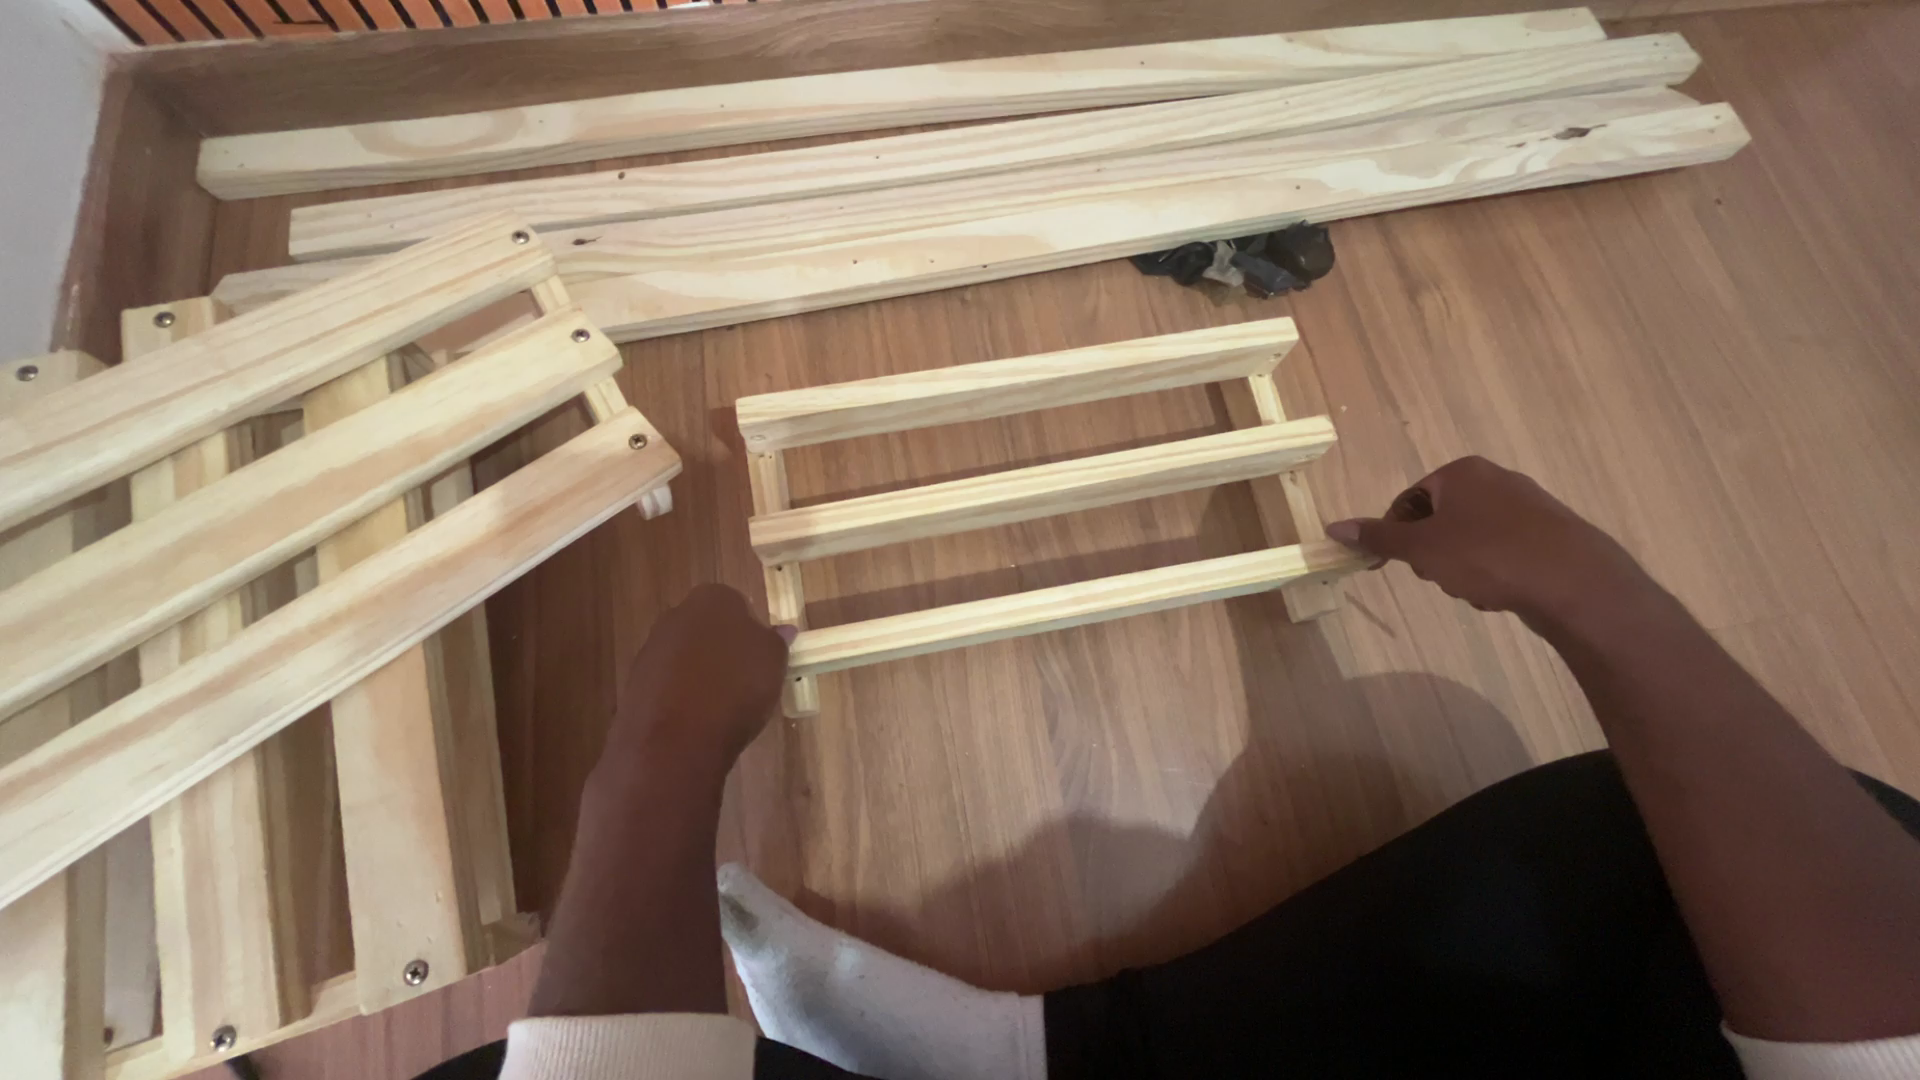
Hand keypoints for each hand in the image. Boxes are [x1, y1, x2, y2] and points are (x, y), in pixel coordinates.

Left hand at [604, 584, 794, 776]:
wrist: (675, 740)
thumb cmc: (736, 688)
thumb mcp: (774, 662)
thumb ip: (776, 641)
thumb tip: (782, 630)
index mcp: (713, 599)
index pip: (738, 605)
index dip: (752, 632)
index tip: (761, 659)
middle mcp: (677, 615)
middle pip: (708, 628)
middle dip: (724, 649)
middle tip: (744, 679)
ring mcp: (651, 649)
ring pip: (687, 655)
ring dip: (702, 673)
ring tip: (722, 706)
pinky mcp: (635, 683)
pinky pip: (668, 683)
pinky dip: (682, 696)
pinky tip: (696, 719)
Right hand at [1325, 456, 1653, 629]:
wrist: (1576, 585)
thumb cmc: (1488, 557)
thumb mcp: (1421, 549)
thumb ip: (1378, 538)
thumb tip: (1334, 528)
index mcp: (1462, 473)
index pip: (1408, 500)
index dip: (1394, 535)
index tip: (1391, 565)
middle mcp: (1496, 480)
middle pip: (1438, 519)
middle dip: (1430, 552)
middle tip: (1436, 575)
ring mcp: (1529, 506)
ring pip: (1469, 538)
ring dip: (1458, 565)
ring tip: (1471, 588)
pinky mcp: (1551, 534)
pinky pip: (1502, 550)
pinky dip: (1491, 570)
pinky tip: (1499, 592)